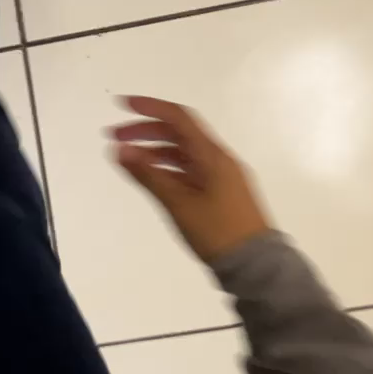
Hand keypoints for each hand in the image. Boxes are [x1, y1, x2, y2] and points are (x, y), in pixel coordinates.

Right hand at [107, 95, 270, 262]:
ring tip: (127, 158)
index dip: (150, 107)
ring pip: (181, 152)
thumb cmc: (218, 231)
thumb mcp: (178, 203)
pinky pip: (186, 169)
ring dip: (152, 149)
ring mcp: (219, 176)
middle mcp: (217, 160)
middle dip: (144, 130)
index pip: (179, 118)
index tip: (122, 105)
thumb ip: (147, 175)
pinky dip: (164, 166)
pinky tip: (149, 176)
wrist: (257, 268)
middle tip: (115, 137)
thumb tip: (119, 149)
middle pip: (177, 133)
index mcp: (212, 156)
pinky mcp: (218, 192)